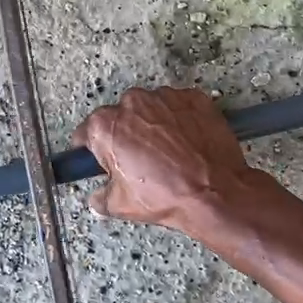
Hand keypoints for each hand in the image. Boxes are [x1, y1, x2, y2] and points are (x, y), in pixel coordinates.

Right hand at [70, 87, 263, 231]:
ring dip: (153, 124)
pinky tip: (184, 143)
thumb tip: (99, 198)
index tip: (98, 155)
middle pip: (120, 116)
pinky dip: (179, 120)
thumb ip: (101, 198)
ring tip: (166, 153)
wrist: (215, 191)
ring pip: (150, 108)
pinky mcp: (192, 99)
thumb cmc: (168, 194)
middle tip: (138, 160)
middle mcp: (132, 104)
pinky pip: (178, 106)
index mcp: (106, 126)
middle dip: (126, 134)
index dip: (92, 148)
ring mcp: (164, 98)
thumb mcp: (120, 205)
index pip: (86, 131)